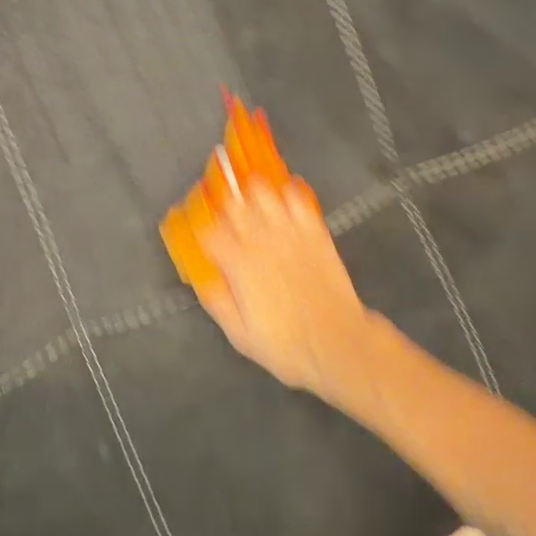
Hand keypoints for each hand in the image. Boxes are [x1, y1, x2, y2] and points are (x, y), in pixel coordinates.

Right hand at [195, 178, 380, 403]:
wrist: (338, 343)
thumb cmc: (286, 345)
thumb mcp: (239, 334)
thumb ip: (217, 301)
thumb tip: (201, 279)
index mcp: (238, 264)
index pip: (209, 230)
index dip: (199, 225)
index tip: (198, 228)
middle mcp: (261, 241)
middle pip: (233, 202)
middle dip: (224, 201)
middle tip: (223, 208)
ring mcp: (290, 232)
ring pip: (263, 191)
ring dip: (253, 190)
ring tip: (251, 196)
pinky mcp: (314, 231)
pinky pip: (298, 197)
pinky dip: (288, 191)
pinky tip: (284, 197)